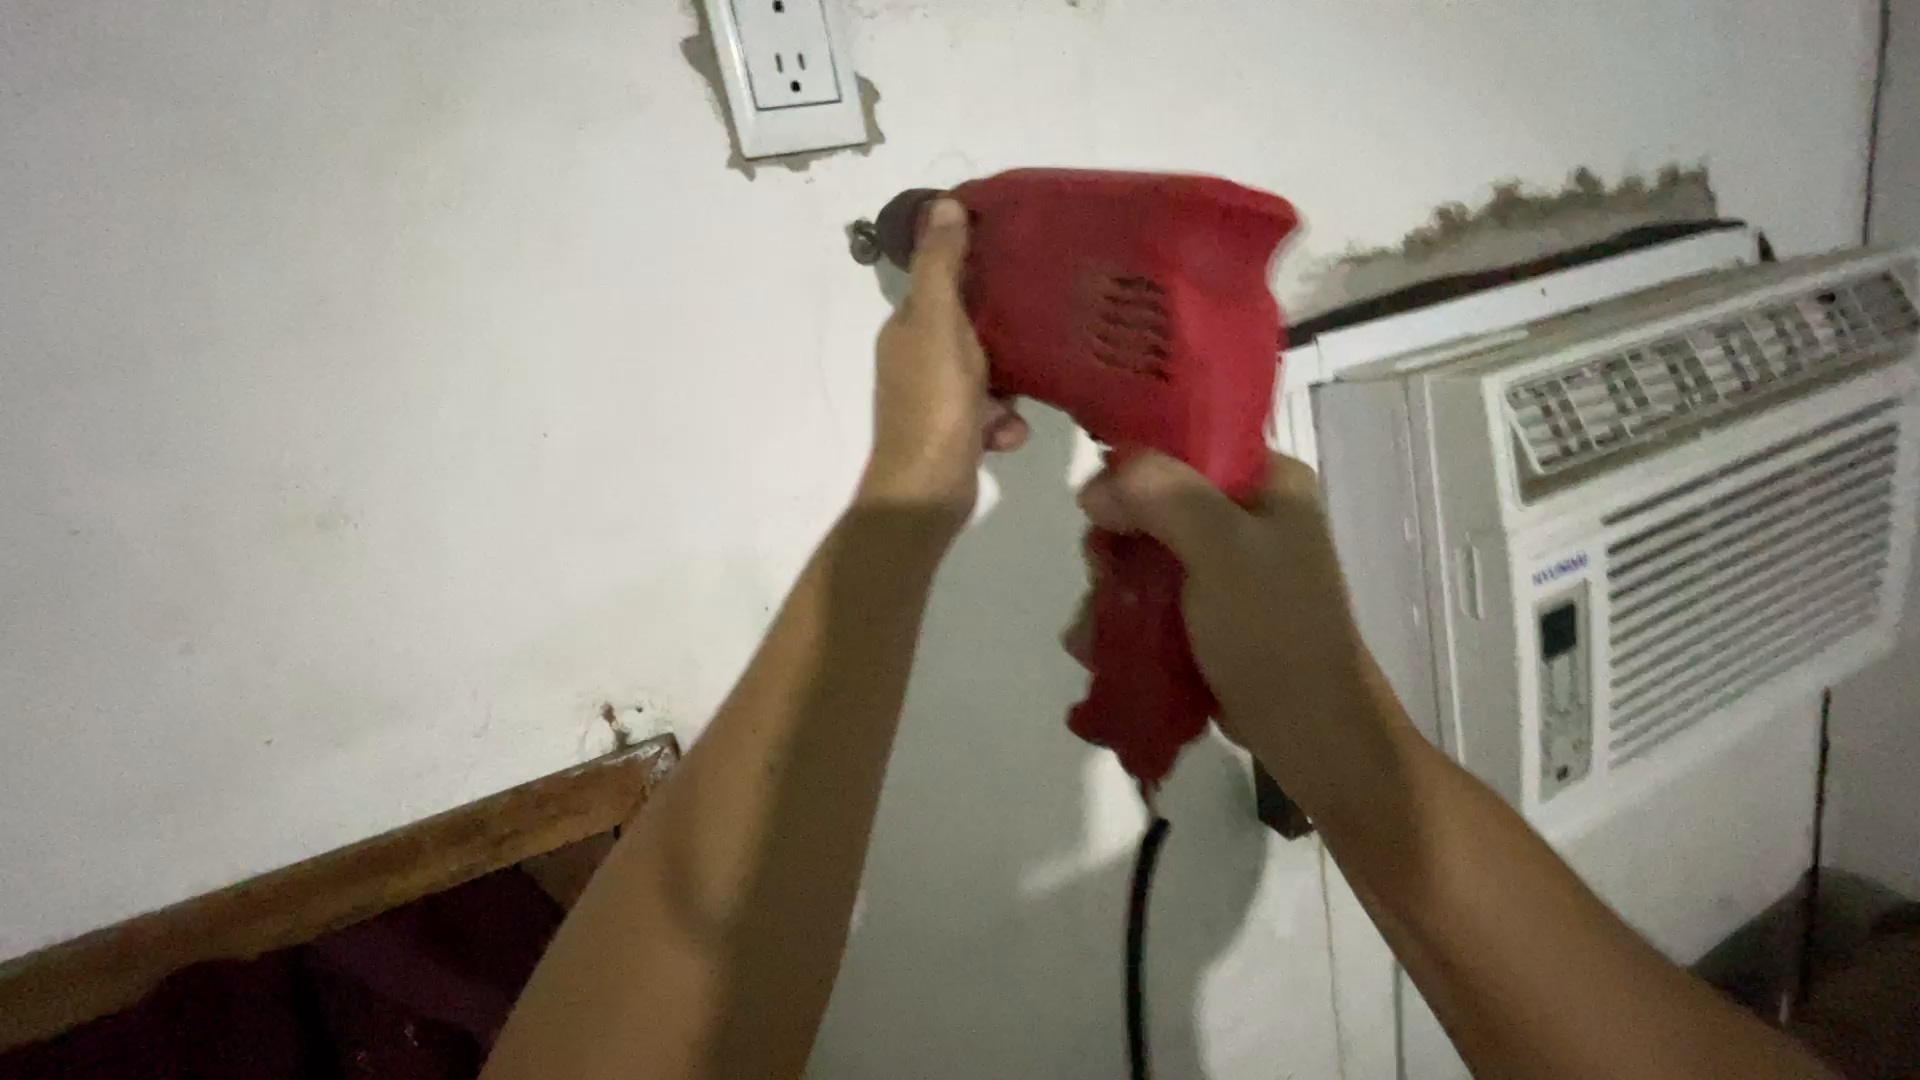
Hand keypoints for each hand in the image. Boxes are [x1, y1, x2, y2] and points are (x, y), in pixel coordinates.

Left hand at [855, 198, 1026, 530]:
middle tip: (1038, 334)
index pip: (942, 285)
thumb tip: (943, 203)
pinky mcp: (953, 436)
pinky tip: (1006, 434)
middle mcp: (914, 361)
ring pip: (987, 376)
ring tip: (1018, 402)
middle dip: (1004, 339)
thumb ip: (942, 266)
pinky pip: (989, 415)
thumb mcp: (939, 324)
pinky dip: (1001, 424)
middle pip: (970, 331)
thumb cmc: (934, 404)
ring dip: (1008, 389)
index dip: (977, 273)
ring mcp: (933, 402)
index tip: (1019, 264)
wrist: (927, 490)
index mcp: (905, 330)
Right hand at [1075, 451, 1372, 760]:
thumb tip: (1094, 486)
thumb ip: (1161, 497)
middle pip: (1153, 503)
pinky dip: (1121, 614)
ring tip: (1095, 631)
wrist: (1305, 729)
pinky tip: (1100, 643)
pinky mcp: (1205, 609)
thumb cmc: (1272, 630)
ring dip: (1110, 588)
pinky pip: (1149, 593)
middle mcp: (1246, 515)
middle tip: (1102, 574)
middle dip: (1117, 543)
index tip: (1100, 510)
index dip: (1133, 471)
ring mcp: (1225, 566)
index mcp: (1266, 481)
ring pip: (1143, 553)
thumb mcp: (1222, 549)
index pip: (1185, 445)